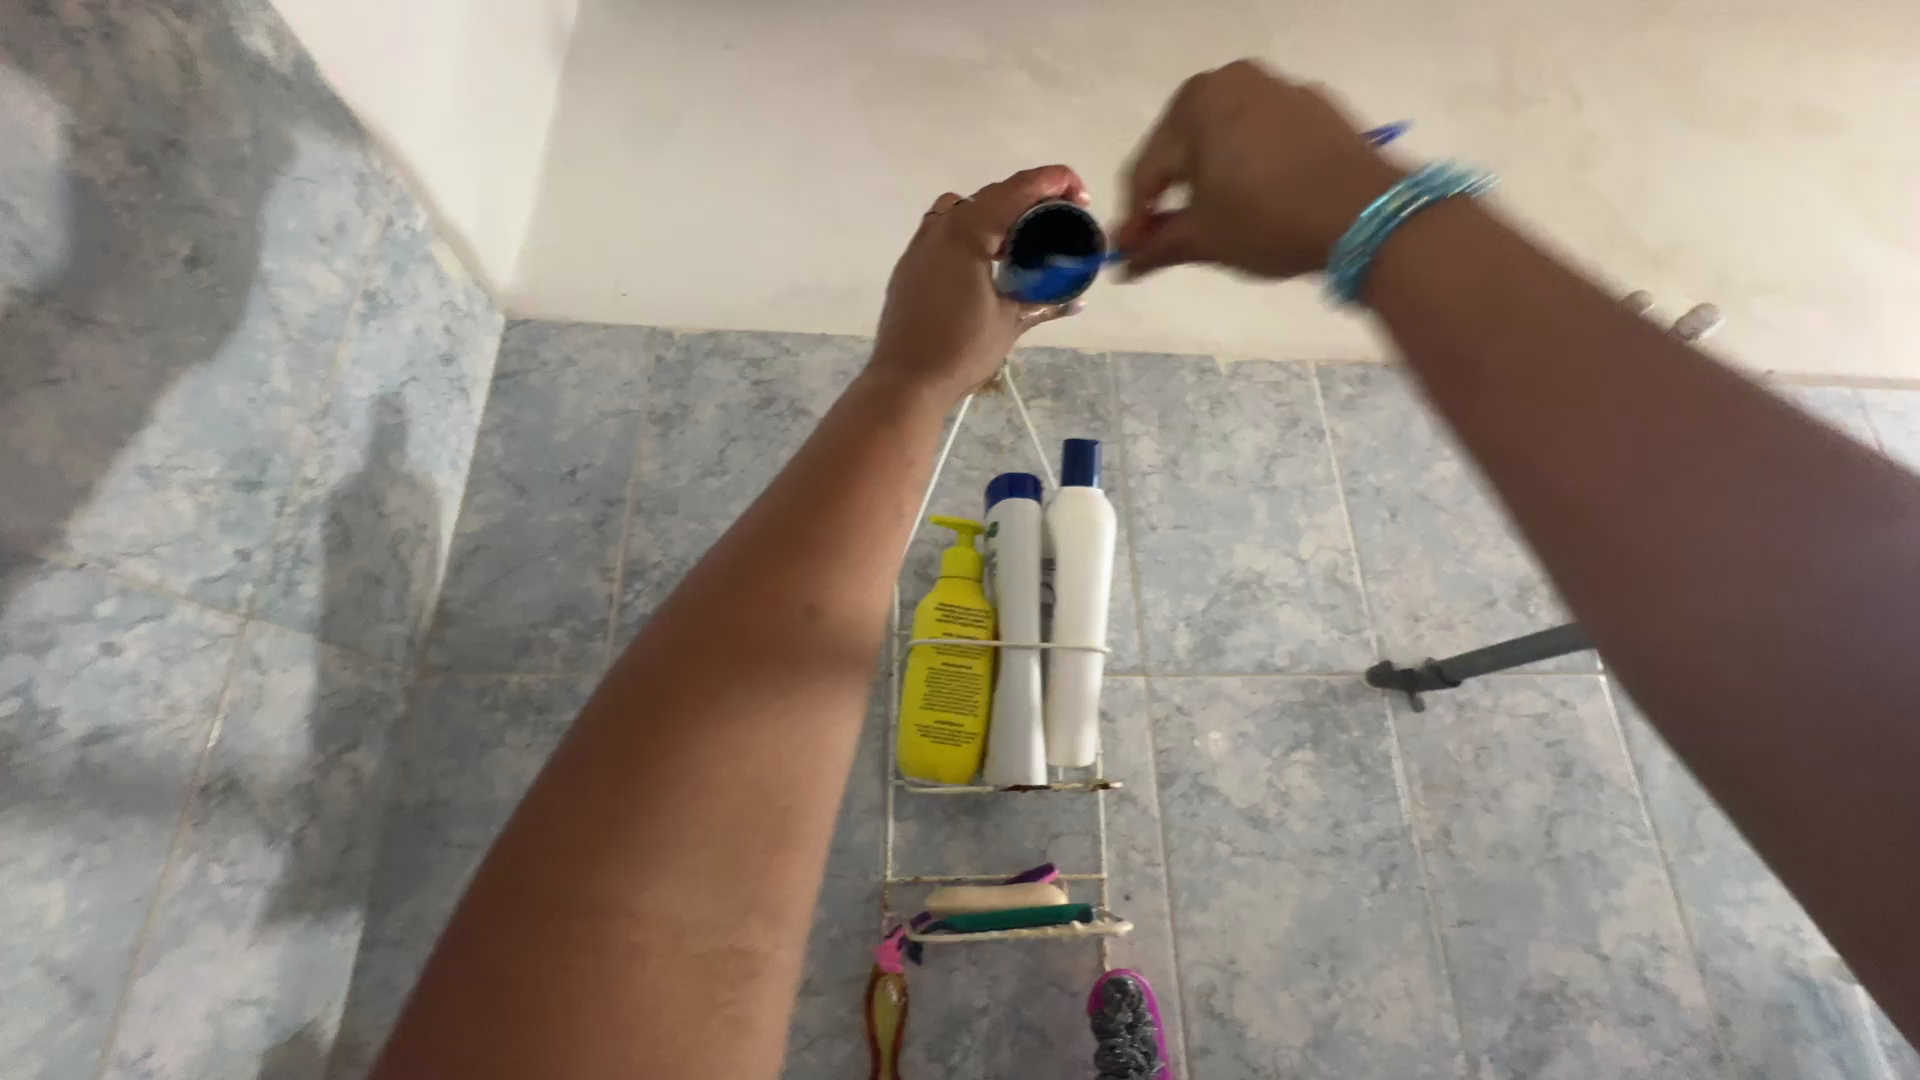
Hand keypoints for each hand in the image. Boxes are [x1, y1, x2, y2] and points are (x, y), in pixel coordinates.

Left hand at [869, 166, 1088, 404]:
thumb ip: (1045, 302)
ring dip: (996, 214)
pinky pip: (944, 231)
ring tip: (1019, 240)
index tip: (1081, 198)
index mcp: (968, 232)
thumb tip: (1077, 300)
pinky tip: (986, 262)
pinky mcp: (910, 265)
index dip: (1055, 183)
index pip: (1019, 189)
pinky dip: (972, 234)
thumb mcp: (1010, 323)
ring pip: (963, 209)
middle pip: (992, 195)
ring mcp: (920, 245)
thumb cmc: (961, 351)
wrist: (906, 380)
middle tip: (1058, 219)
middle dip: (1029, 199)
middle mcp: (941, 227)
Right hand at [1115, 60, 1402, 280]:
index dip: (1135, 219)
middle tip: (1165, 239)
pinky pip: (1259, 138)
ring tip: (1210, 223)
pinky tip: (1252, 202)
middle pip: (1182, 148)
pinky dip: (1245, 168)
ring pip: (1222, 141)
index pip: (1147, 170)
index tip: (1129, 254)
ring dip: (1206, 182)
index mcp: (1194, 105)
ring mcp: (1277, 88)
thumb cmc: (1266, 220)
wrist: (1364, 213)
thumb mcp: (1202, 239)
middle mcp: (1232, 80)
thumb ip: (1155, 248)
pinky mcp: (1312, 107)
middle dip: (1169, 196)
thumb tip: (1124, 267)